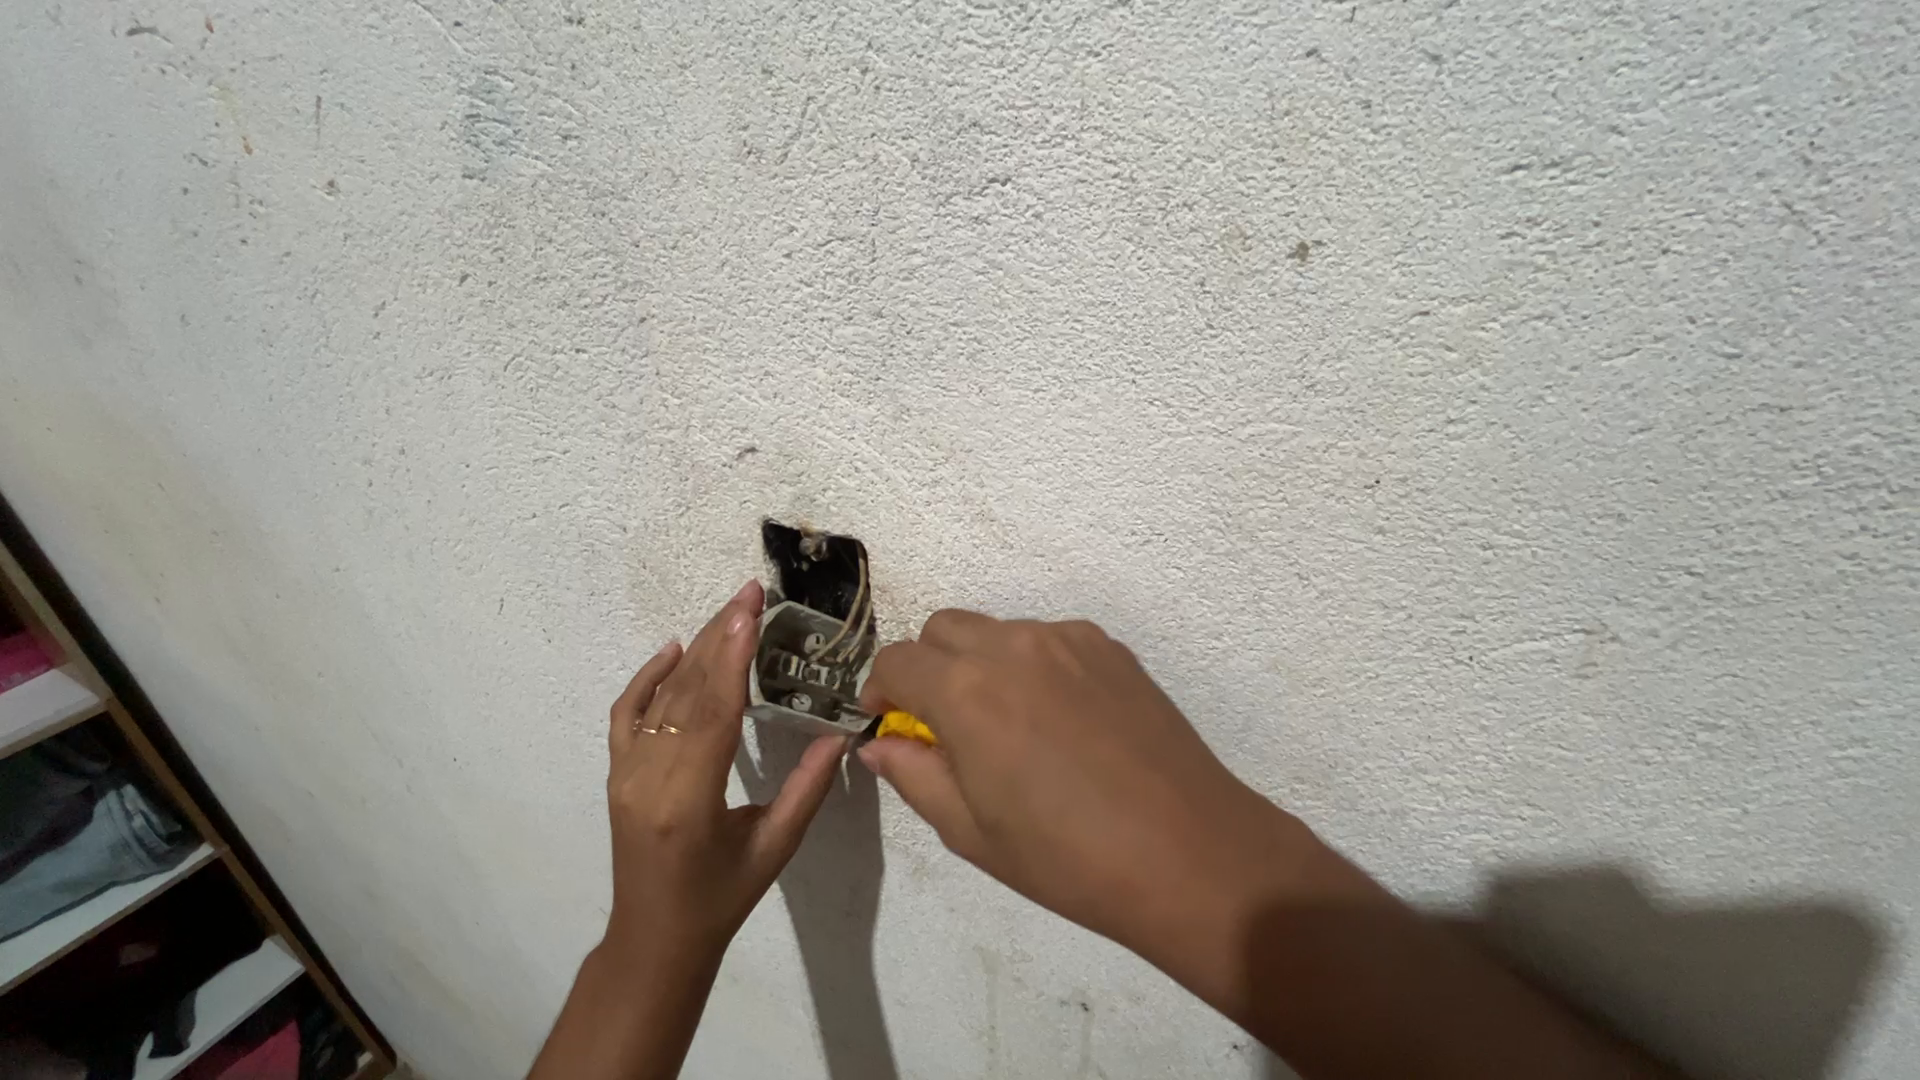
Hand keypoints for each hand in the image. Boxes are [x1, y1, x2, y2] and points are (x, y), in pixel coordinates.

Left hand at [602, 580, 847, 962]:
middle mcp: (648, 781)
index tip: (750, 611)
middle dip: (719, 636)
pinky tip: (673, 648)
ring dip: (695, 650)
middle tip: (748, 592)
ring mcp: (625, 775)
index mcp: (689, 803)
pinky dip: (647, 677)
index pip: (713, 714)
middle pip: (685, 694)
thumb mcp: (774, 848)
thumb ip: (807, 789)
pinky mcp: (616, 774)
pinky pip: (627, 714)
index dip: (732, 658)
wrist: (654, 939)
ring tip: (728, 611)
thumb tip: (840, 735)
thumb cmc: (722, 898)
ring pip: (660, 698)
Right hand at [855, 611, 1312, 967]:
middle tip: (946, 723)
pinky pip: (1049, 639)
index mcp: (966, 690)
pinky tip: (1061, 720)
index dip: (879, 689)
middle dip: (928, 666)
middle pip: (943, 628)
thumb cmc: (1067, 857)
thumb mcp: (970, 831)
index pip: (897, 660)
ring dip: (982, 664)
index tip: (888, 721)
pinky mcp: (1109, 646)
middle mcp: (1012, 645)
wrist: (1188, 851)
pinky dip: (1033, 665)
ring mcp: (1067, 639)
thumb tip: (880, 743)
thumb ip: (913, 774)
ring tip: (1011, 725)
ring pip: (998, 631)